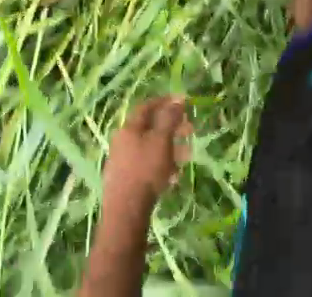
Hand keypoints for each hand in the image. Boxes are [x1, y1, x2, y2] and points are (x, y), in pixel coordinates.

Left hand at [100, 95, 191, 215]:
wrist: (126, 212)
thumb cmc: (146, 170)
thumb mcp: (162, 140)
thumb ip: (170, 118)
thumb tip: (178, 98)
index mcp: (129, 128)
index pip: (147, 106)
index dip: (165, 102)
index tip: (182, 102)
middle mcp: (122, 141)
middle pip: (149, 127)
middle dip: (172, 127)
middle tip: (190, 130)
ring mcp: (121, 161)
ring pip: (149, 147)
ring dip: (169, 147)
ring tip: (186, 156)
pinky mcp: (124, 180)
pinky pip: (146, 164)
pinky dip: (161, 163)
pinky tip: (173, 175)